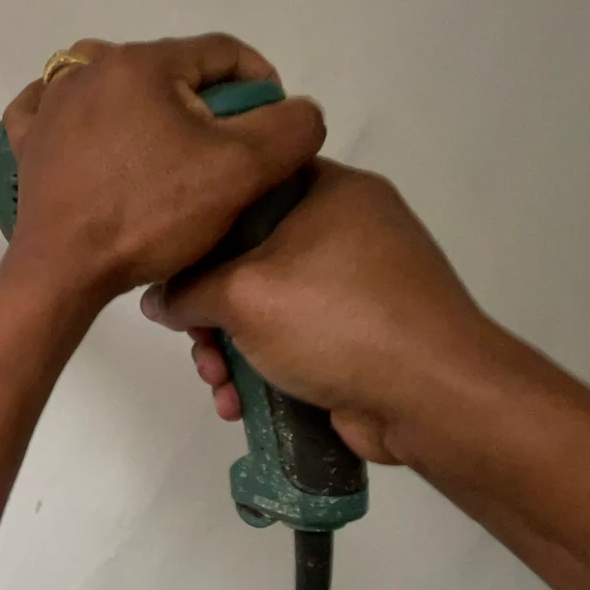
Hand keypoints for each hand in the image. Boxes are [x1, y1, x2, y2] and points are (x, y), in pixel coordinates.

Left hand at [0, 34, 326, 301]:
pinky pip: (47, 110)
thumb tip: (294, 110)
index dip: (260, 85)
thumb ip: (292, 126)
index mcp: (139, 63)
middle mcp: (85, 73)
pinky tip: (84, 127)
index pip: (222, 52)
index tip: (271, 126)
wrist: (64, 271)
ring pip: (106, 84)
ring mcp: (48, 109)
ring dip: (139, 102)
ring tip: (160, 144)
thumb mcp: (243, 170)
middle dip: (201, 101)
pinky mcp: (26, 144)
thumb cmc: (150, 217)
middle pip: (166, 71)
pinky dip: (70, 113)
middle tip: (219, 149)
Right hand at [140, 160, 501, 465]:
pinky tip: (238, 401)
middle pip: (244, 257)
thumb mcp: (240, 295)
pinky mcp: (354, 332)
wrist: (434, 399)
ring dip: (226, 348)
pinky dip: (257, 366)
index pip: (248, 188)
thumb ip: (184, 291)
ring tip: (218, 383)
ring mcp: (352, 285)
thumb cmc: (335, 322)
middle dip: (207, 310)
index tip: (169, 263)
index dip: (200, 223)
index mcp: (331, 195)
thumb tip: (155, 301)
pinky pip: (285, 337)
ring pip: (259, 305)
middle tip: (195, 341)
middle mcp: (344, 231)